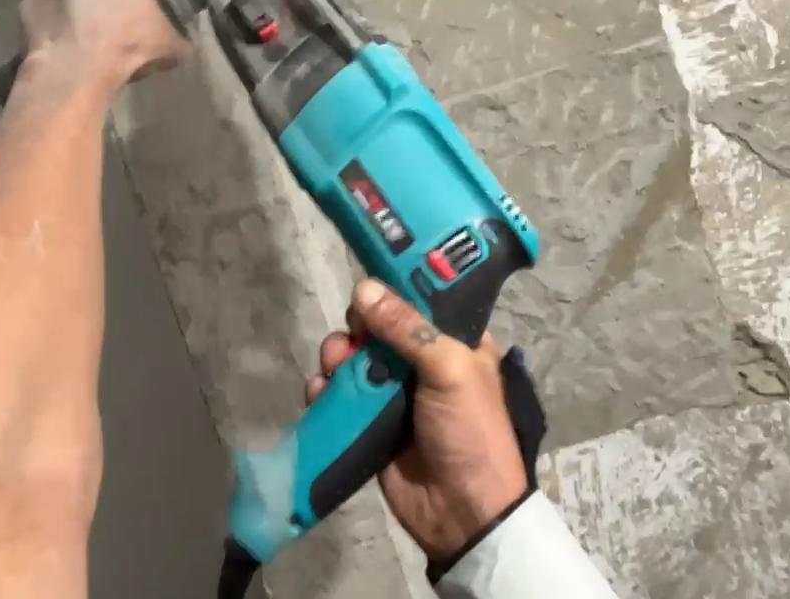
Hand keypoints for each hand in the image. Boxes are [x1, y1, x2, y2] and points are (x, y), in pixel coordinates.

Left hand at [18, 0, 186, 94]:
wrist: (78, 70)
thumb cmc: (130, 48)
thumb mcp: (172, 48)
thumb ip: (179, 40)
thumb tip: (185, 46)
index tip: (139, 19)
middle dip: (104, 0)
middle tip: (111, 30)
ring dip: (76, 11)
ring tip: (84, 41)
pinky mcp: (28, 5)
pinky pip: (45, 15)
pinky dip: (51, 27)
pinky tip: (62, 48)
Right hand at [305, 279, 529, 561]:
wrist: (462, 512)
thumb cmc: (469, 428)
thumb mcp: (448, 368)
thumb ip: (406, 328)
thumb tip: (363, 287)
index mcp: (453, 339)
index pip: (418, 298)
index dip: (392, 286)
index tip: (365, 277)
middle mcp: (422, 358)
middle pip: (378, 324)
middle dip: (358, 325)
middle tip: (353, 336)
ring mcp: (394, 390)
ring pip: (354, 356)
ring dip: (338, 355)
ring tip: (334, 366)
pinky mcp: (369, 420)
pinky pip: (340, 394)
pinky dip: (325, 388)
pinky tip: (319, 390)